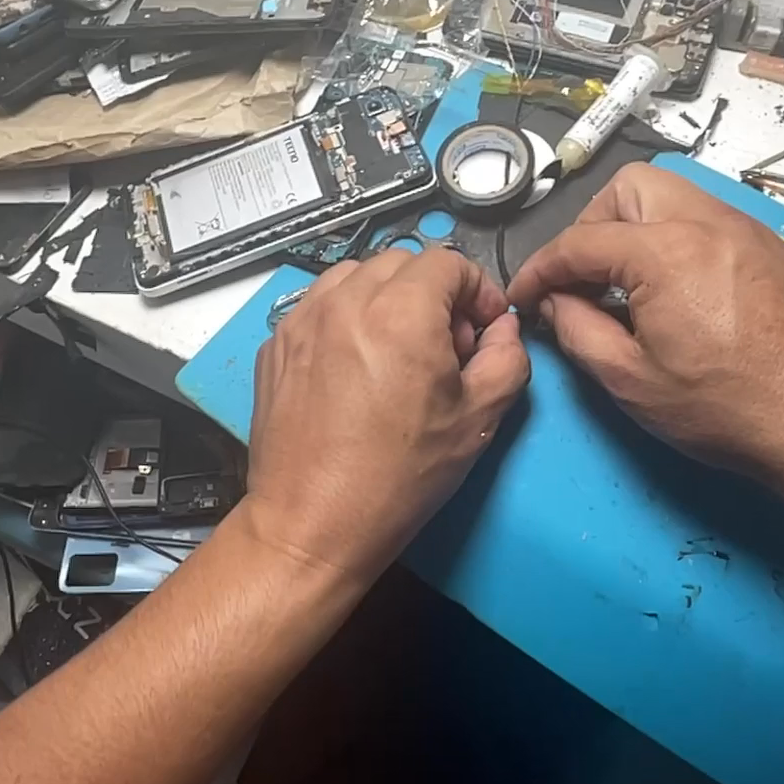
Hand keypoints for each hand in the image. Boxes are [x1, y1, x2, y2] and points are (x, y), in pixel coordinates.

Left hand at [243, 249, 530, 580]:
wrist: (312, 522)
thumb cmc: (398, 476)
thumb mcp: (477, 420)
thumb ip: (506, 358)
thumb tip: (501, 328)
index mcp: (401, 312)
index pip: (448, 261)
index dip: (476, 290)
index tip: (481, 328)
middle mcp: (346, 301)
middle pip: (402, 262)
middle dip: (433, 292)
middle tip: (443, 346)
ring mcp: (302, 319)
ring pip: (356, 275)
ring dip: (387, 297)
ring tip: (397, 349)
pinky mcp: (277, 344)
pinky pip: (320, 305)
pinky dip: (346, 317)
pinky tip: (355, 365)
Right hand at [508, 163, 783, 514]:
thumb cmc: (730, 409)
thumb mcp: (631, 380)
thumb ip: (576, 330)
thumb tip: (551, 304)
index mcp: (664, 251)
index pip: (578, 241)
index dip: (539, 269)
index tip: (523, 296)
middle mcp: (707, 222)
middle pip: (627, 189)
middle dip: (590, 228)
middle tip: (581, 281)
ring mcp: (746, 230)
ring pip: (669, 197)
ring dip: (632, 229)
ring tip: (625, 287)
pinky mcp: (771, 248)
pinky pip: (704, 220)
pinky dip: (671, 239)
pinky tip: (673, 293)